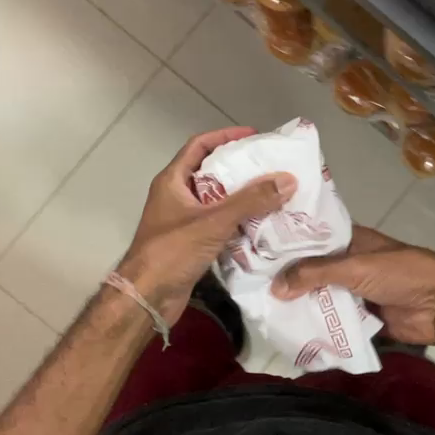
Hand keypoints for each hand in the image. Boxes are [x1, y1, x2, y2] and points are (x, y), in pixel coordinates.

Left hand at [119, 127, 296, 324]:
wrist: (147, 298)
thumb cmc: (172, 251)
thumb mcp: (213, 221)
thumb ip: (250, 200)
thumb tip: (287, 179)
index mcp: (172, 181)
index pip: (199, 146)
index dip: (225, 137)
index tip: (254, 136)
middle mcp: (176, 196)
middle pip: (211, 172)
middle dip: (240, 169)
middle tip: (271, 167)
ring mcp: (183, 221)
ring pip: (217, 201)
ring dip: (242, 198)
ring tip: (273, 194)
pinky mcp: (191, 243)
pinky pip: (218, 224)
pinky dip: (238, 222)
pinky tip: (262, 225)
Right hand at [271, 226, 434, 346]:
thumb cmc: (399, 273)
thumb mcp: (354, 266)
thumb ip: (314, 273)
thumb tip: (275, 287)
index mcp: (350, 240)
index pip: (312, 239)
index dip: (287, 244)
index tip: (256, 251)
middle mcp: (349, 263)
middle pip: (313, 271)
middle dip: (289, 279)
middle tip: (252, 287)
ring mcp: (355, 291)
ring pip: (321, 296)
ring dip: (301, 304)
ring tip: (264, 311)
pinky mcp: (361, 317)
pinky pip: (334, 321)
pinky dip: (318, 326)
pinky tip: (291, 331)